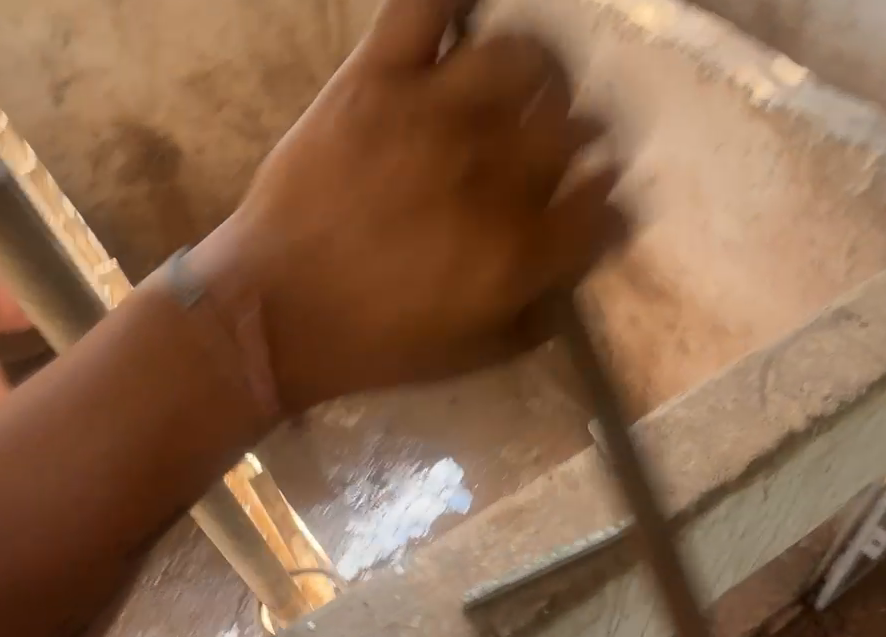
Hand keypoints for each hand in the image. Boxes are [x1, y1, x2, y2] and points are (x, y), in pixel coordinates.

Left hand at [191, 0, 626, 412]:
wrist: (279, 310)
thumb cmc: (381, 344)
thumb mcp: (478, 352)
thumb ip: (539, 311)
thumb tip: (572, 270)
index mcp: (522, 249)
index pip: (604, 204)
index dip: (606, 205)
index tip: (589, 207)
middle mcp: (494, 173)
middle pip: (576, 127)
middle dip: (580, 142)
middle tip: (552, 153)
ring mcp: (435, 114)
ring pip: (523, 57)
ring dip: (537, 74)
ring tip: (519, 90)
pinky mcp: (377, 78)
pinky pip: (427, 6)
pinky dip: (452, 2)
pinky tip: (464, 23)